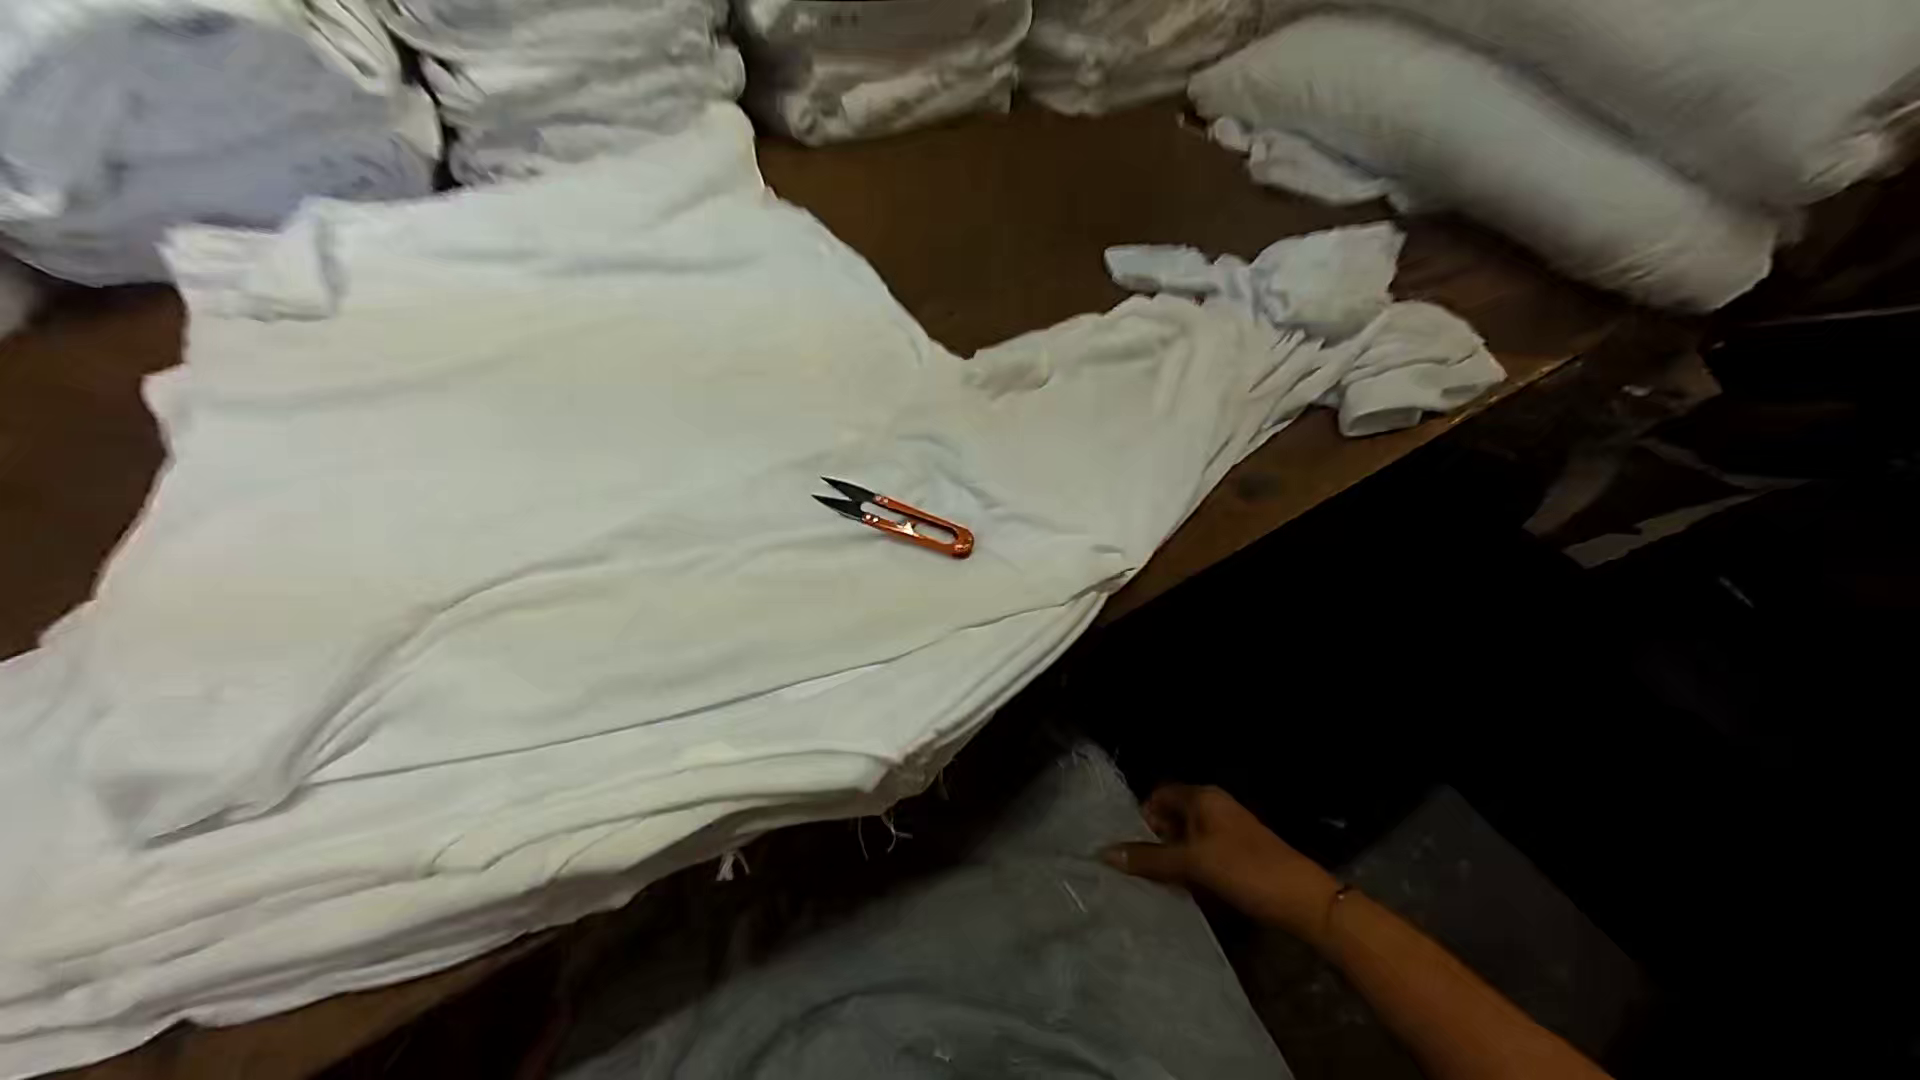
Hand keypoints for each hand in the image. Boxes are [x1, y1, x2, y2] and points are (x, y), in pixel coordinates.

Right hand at [1103, 784, 1340, 939]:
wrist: (1304, 901)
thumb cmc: (1245, 870)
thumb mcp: (1192, 864)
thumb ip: (1149, 858)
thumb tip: (1105, 852)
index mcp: (1202, 797)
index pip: (1158, 795)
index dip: (1142, 817)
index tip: (1129, 846)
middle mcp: (1214, 806)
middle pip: (1171, 817)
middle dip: (1154, 840)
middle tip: (1137, 867)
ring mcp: (1228, 830)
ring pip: (1187, 838)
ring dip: (1172, 858)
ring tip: (1156, 882)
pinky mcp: (1239, 854)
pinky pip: (1203, 854)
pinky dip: (1191, 868)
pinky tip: (1185, 890)